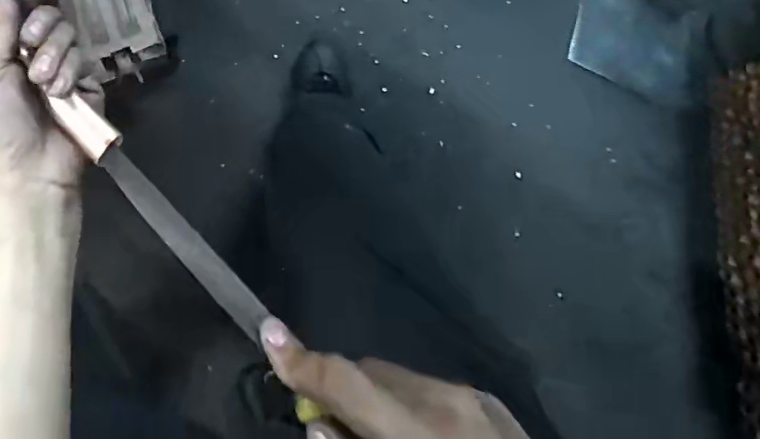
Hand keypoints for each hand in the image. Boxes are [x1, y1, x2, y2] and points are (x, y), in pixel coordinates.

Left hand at [0, 0, 105, 197]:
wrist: (28, 173)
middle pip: (51, 17)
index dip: (29, 0)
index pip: (24, 13)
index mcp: (8, 54)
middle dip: (41, 25)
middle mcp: (37, 57)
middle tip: (30, 44)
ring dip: (54, 55)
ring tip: (43, 84)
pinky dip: (70, 74)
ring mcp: (64, 71)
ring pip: (70, 36)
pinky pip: (85, 61)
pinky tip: (61, 94)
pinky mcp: (87, 86)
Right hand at [261, 319, 530, 438]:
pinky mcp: (490, 400)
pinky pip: (433, 390)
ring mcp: (472, 396)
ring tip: (380, 433)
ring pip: (401, 380)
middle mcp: (445, 402)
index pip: (349, 385)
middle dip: (344, 394)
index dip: (305, 362)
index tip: (268, 331)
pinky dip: (413, 408)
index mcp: (416, 434)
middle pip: (370, 374)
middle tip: (330, 427)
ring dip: (379, 402)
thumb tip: (321, 426)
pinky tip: (422, 435)